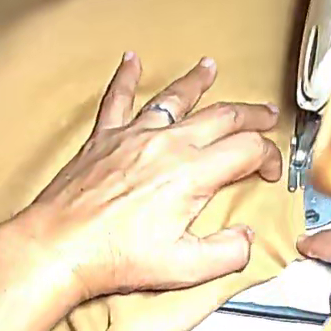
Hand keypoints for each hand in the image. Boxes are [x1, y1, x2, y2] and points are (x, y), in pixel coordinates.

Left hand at [2, 53, 283, 302]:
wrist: (60, 247)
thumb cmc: (113, 257)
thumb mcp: (184, 268)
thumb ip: (226, 253)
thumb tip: (245, 240)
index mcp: (191, 174)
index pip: (248, 150)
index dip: (269, 157)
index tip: (270, 171)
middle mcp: (166, 145)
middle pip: (222, 116)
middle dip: (250, 115)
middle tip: (264, 115)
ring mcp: (133, 137)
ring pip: (174, 98)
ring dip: (197, 82)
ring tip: (209, 68)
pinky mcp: (103, 140)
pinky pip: (118, 100)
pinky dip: (126, 78)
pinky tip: (130, 62)